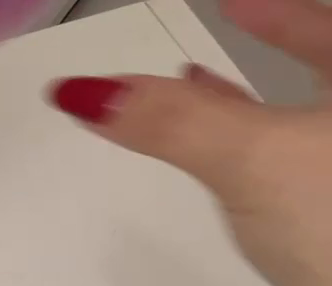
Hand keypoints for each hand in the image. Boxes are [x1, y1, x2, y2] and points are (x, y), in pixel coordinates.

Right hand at [48, 0, 331, 285]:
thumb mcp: (254, 157)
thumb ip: (172, 122)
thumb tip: (85, 93)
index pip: (326, 24)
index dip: (274, 9)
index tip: (225, 3)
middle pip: (324, 60)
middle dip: (272, 42)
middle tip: (224, 25)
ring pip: (307, 111)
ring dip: (252, 98)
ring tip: (198, 93)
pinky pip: (294, 157)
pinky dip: (251, 149)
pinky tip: (219, 162)